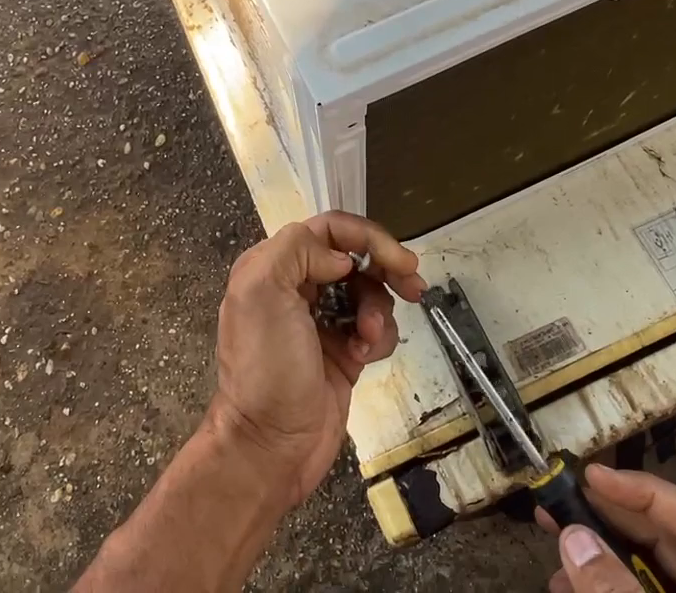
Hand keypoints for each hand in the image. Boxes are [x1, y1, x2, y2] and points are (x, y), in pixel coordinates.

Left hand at [204, 211, 426, 504]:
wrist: (271, 447)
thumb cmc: (266, 367)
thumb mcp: (262, 292)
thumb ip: (296, 251)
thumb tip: (341, 258)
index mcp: (272, 266)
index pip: (328, 229)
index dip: (366, 236)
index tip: (397, 258)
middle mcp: (296, 287)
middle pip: (354, 257)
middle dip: (384, 268)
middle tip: (413, 286)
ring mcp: (321, 321)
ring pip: (369, 292)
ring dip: (378, 310)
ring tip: (366, 338)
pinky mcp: (342, 352)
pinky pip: (374, 328)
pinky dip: (377, 337)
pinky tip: (364, 357)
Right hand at [538, 466, 675, 592]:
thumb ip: (618, 592)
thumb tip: (573, 536)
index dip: (646, 491)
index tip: (591, 476)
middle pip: (674, 541)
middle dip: (612, 519)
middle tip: (559, 504)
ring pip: (655, 573)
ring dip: (602, 557)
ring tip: (556, 552)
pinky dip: (609, 587)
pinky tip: (571, 587)